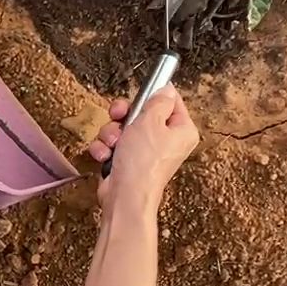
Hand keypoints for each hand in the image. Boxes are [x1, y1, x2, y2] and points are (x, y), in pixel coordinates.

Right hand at [86, 87, 198, 213]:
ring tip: (113, 144)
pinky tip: (106, 156)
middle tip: (118, 116)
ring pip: (122, 128)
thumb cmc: (142, 163)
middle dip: (123, 116)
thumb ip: (158, 101)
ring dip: (110, 133)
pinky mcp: (126, 161)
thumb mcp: (151, 121)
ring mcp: (144, 152)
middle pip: (141, 113)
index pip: (170, 101)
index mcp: (181, 130)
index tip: (140, 95)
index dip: (152, 96)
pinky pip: (111, 144)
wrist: (125, 196)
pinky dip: (105, 148)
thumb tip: (165, 89)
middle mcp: (165, 141)